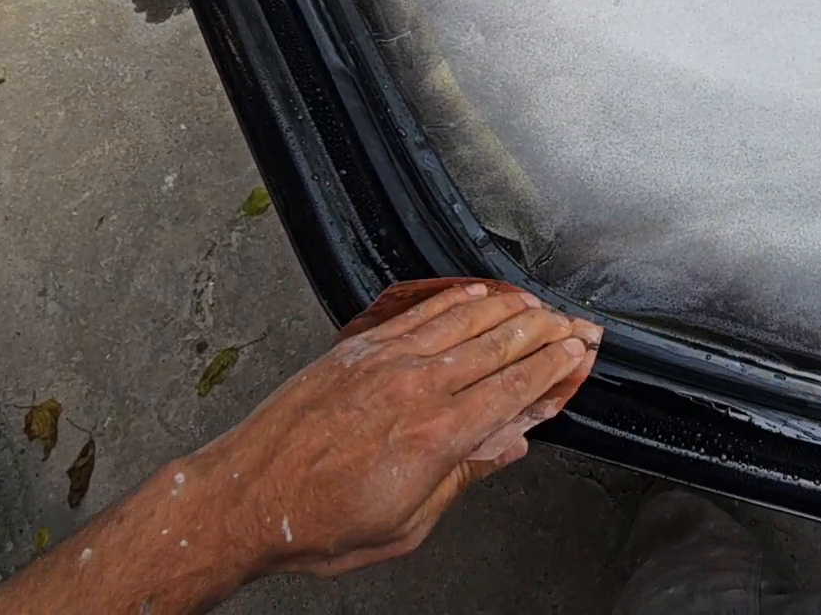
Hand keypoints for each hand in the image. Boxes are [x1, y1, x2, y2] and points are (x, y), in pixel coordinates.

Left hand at [185, 281, 600, 577]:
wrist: (242, 497)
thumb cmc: (317, 524)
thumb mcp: (405, 525)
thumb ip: (466, 476)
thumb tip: (511, 446)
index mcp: (437, 437)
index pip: (515, 388)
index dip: (555, 367)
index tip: (579, 353)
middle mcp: (421, 387)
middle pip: (504, 346)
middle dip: (550, 332)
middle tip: (577, 324)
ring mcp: (392, 359)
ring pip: (471, 321)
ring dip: (515, 310)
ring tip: (543, 304)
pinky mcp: (366, 347)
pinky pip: (425, 312)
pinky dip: (461, 301)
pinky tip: (483, 295)